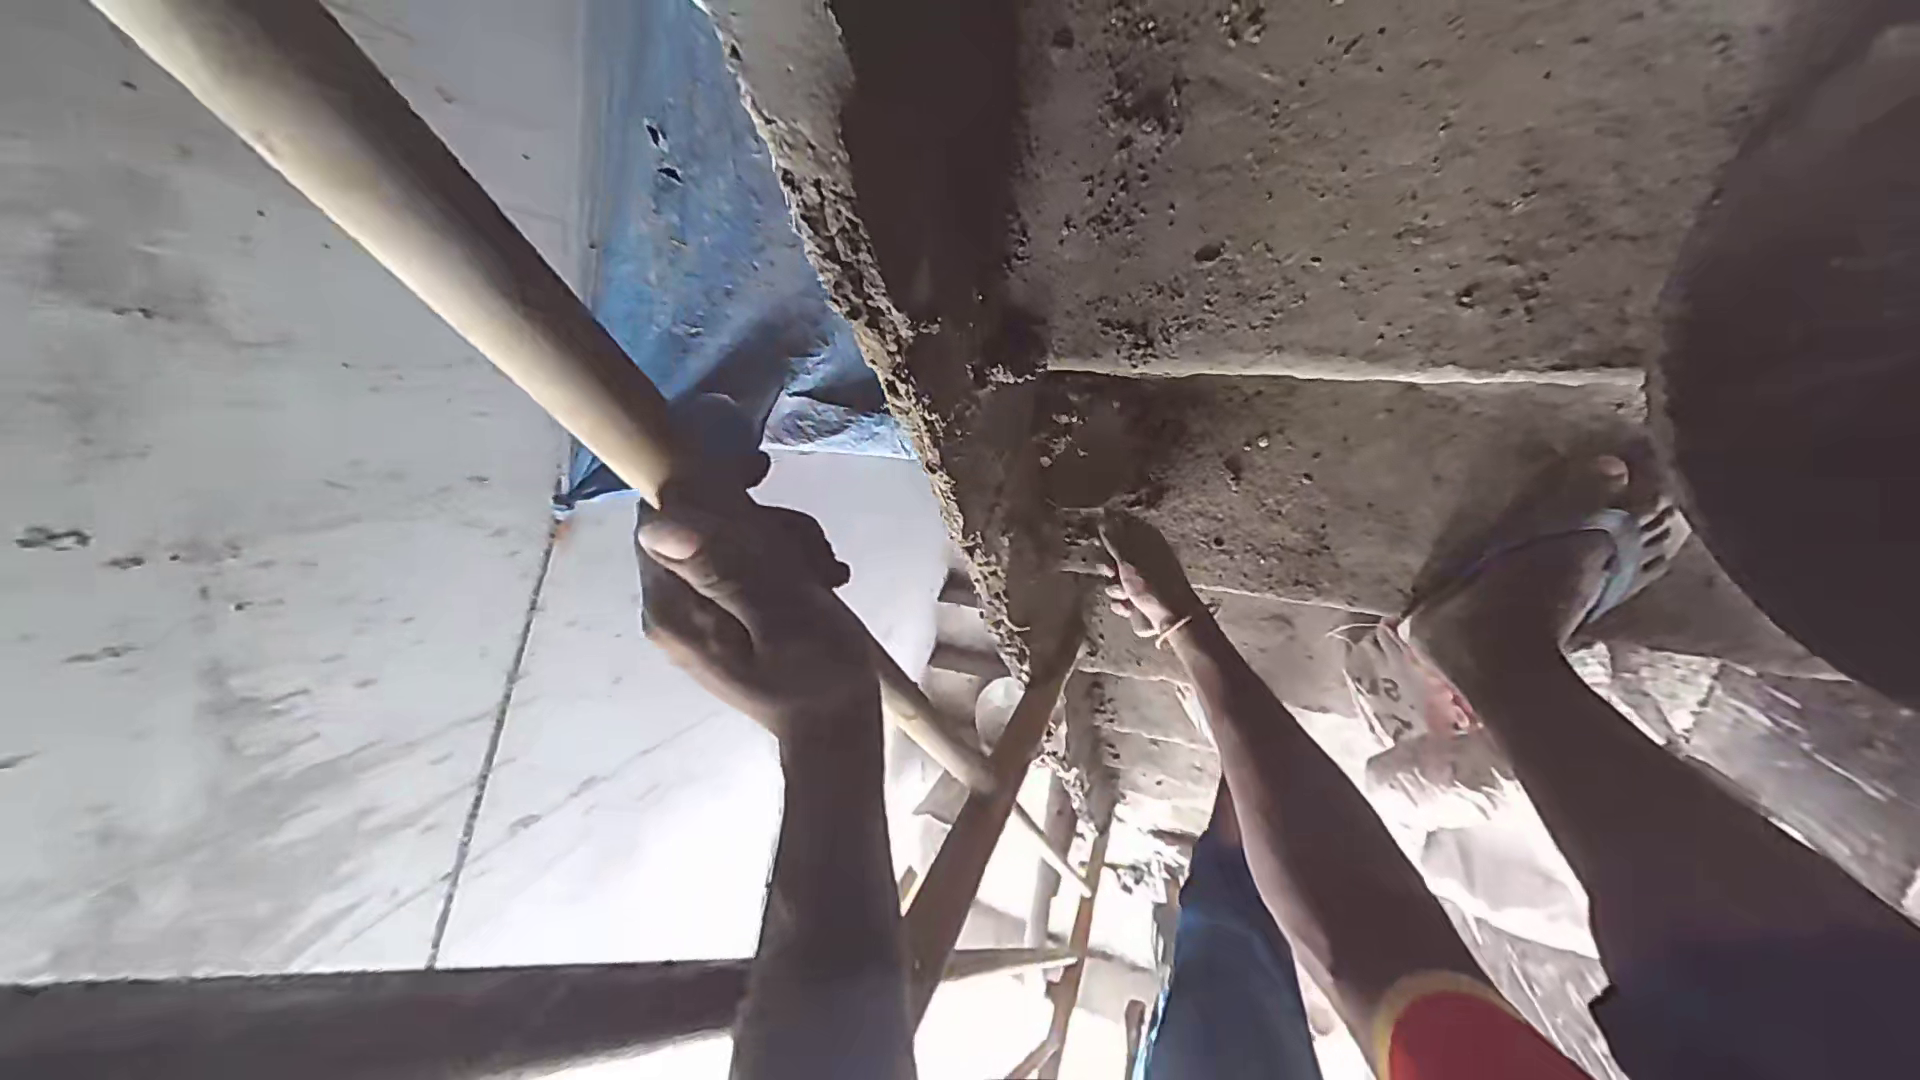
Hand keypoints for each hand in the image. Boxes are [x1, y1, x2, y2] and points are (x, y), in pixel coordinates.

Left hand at [637, 483, 877, 745]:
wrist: (835, 731)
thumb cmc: (820, 677)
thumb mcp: (782, 616)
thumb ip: (726, 569)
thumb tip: (659, 523)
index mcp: (677, 606)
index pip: (663, 515)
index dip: (708, 482)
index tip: (763, 473)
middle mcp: (673, 606)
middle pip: (701, 523)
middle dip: (765, 523)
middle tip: (818, 552)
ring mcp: (696, 613)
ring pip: (730, 540)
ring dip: (785, 543)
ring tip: (828, 574)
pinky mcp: (721, 617)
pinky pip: (742, 565)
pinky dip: (785, 563)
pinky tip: (821, 582)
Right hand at [1099, 510, 1206, 637]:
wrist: (1172, 619)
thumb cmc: (1152, 584)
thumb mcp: (1129, 559)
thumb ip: (1114, 540)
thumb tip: (1104, 516)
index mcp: (1149, 542)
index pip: (1126, 526)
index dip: (1110, 531)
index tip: (1099, 539)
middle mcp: (1147, 558)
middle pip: (1117, 555)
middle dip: (1109, 565)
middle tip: (1110, 570)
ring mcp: (1144, 581)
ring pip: (1117, 579)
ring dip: (1116, 588)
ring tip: (1124, 594)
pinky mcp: (1141, 600)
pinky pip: (1122, 598)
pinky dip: (1123, 604)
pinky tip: (1129, 606)